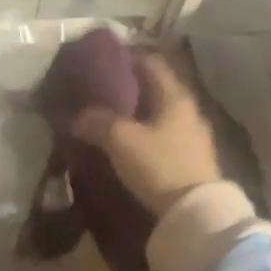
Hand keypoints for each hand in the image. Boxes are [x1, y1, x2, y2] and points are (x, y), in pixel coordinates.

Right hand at [70, 52, 220, 214]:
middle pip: (155, 88)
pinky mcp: (189, 158)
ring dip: (135, 113)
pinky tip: (126, 143)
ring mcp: (192, 135)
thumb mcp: (120, 140)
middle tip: (99, 91)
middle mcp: (187, 109)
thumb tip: (77, 116)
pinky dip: (143, 133)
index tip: (102, 61)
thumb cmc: (158, 165)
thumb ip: (97, 121)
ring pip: (158, 113)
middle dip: (128, 88)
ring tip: (108, 118)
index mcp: (174, 96)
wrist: (193, 212)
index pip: (150, 62)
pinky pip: (162, 135)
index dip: (126, 58)